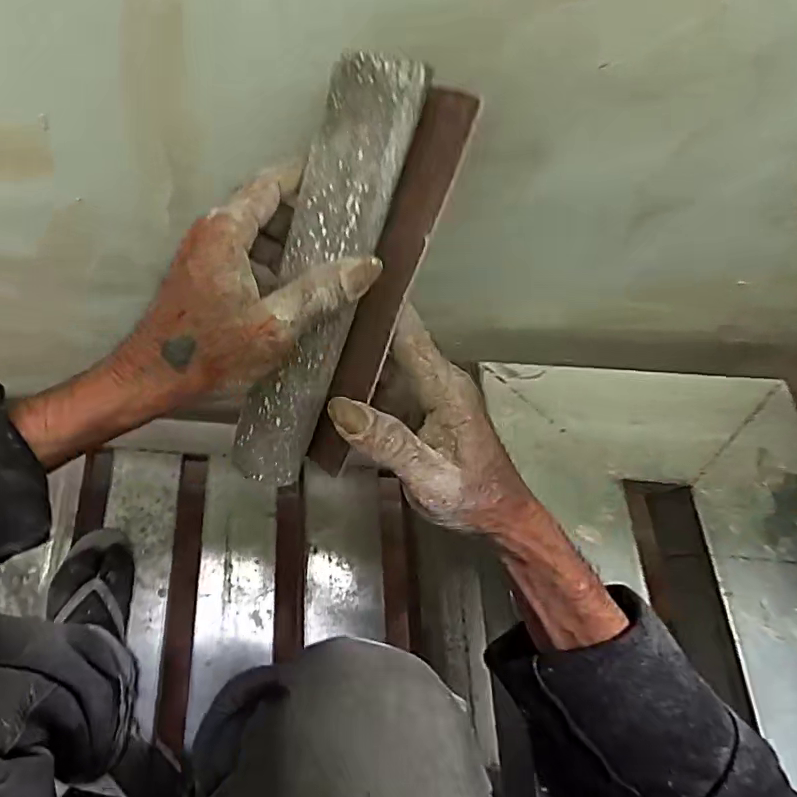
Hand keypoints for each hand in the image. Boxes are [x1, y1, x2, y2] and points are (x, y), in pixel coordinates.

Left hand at [11, 164, 380, 468]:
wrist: (151, 378)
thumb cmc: (209, 352)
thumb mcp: (274, 325)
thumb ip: (320, 292)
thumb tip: (367, 266)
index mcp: (226, 230)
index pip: (271, 184)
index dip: (306, 177)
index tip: (339, 179)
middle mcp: (209, 231)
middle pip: (263, 207)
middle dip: (302, 218)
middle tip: (341, 232)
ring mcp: (200, 252)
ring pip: (252, 234)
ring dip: (285, 245)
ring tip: (323, 265)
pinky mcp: (197, 275)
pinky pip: (239, 254)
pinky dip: (266, 263)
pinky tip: (291, 290)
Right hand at [326, 306, 628, 650]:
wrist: (495, 515)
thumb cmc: (471, 495)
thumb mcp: (429, 476)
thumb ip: (388, 442)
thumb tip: (341, 408)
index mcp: (443, 385)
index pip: (407, 332)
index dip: (377, 305)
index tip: (340, 281)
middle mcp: (432, 377)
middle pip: (387, 339)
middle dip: (350, 324)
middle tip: (304, 315)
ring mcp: (420, 390)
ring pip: (378, 359)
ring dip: (346, 351)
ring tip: (301, 340)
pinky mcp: (411, 404)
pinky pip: (376, 381)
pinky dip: (350, 378)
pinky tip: (319, 380)